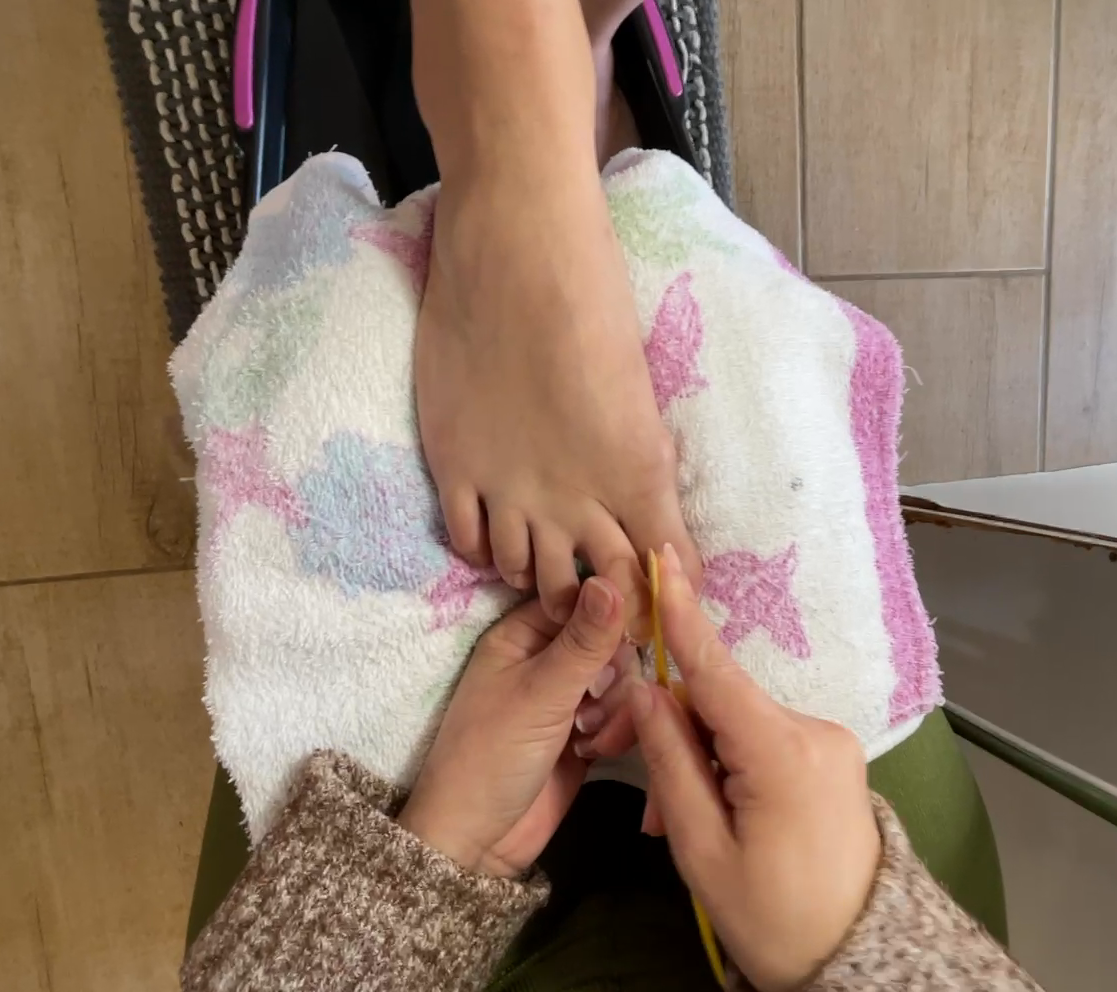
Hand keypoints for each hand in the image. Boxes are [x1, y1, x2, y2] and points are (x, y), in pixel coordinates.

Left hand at [400, 576, 636, 876]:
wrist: (479, 842)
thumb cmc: (493, 755)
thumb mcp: (540, 693)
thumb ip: (584, 640)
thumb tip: (613, 579)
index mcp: (522, 633)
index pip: (582, 597)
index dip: (613, 611)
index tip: (634, 633)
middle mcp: (548, 657)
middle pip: (612, 639)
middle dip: (614, 671)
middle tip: (596, 697)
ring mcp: (569, 695)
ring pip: (624, 678)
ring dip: (616, 707)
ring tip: (587, 734)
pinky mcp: (588, 730)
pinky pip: (624, 714)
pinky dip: (616, 730)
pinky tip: (592, 751)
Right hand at [409, 0, 701, 632]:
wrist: (516, 248)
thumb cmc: (594, 299)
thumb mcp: (638, 389)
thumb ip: (639, 459)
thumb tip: (643, 499)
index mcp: (636, 475)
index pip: (659, 569)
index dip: (661, 604)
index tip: (657, 619)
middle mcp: (575, 498)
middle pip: (595, 590)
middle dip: (600, 610)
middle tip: (596, 613)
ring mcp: (509, 488)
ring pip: (526, 574)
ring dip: (538, 581)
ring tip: (541, 573)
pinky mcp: (455, 467)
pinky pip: (468, 542)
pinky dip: (483, 551)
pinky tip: (490, 537)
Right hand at [628, 546, 882, 991]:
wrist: (858, 971)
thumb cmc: (772, 920)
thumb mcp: (701, 847)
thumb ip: (670, 758)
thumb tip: (646, 689)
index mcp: (782, 752)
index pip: (717, 669)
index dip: (684, 613)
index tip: (664, 557)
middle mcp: (813, 731)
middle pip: (719, 704)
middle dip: (673, 735)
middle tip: (646, 806)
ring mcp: (828, 743)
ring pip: (736, 727)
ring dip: (698, 761)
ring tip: (675, 824)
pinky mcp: (830, 758)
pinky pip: (761, 744)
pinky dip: (727, 767)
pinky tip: (708, 810)